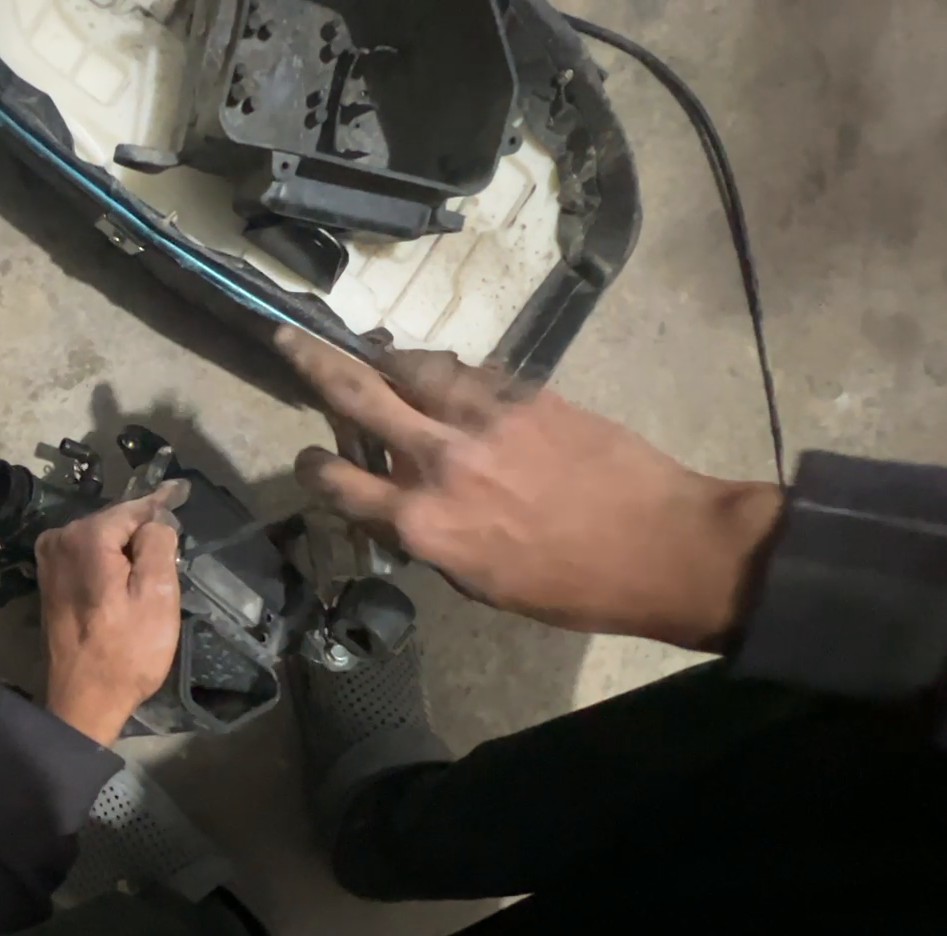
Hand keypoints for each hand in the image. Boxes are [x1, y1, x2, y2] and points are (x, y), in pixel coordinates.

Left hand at [36, 482, 187, 744]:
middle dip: (143, 532)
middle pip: (116, 523)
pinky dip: (110, 561)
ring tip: (155, 568)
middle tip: (173, 550)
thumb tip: (155, 519)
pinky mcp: (49, 580)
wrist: (83, 700)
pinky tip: (128, 579)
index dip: (161, 503)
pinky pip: (88, 557)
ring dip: (127, 550)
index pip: (133, 509)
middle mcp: (60, 539)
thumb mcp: (156, 595)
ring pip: (102, 540)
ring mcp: (50, 560)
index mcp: (86, 537)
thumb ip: (157, 544)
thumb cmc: (126, 650)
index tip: (182, 490)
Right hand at [275, 327, 781, 649]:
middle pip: (356, 396)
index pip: (336, 479)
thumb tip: (396, 500)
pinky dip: (443, 375)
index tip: (311, 459)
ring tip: (374, 358)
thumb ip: (422, 534)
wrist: (661, 547)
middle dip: (311, 363)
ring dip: (382, 360)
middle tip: (284, 337)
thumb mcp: (471, 581)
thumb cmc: (561, 586)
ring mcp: (482, 418)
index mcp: (421, 520)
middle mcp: (438, 460)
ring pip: (410, 366)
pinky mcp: (524, 394)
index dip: (311, 467)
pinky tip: (445, 383)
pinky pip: (465, 371)